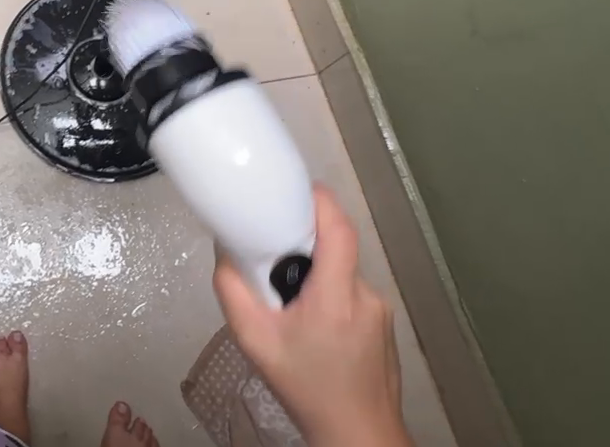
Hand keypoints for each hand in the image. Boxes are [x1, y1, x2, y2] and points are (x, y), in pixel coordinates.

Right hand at [213, 186, 410, 446]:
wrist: (358, 437)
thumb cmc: (304, 386)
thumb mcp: (252, 340)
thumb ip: (232, 290)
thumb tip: (224, 248)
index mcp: (335, 296)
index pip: (338, 229)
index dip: (318, 199)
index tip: (292, 187)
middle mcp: (365, 295)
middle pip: (335, 245)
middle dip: (303, 241)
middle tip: (272, 253)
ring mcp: (380, 309)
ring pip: (341, 269)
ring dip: (315, 272)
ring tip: (289, 299)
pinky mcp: (384, 323)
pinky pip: (350, 289)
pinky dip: (328, 292)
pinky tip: (311, 322)